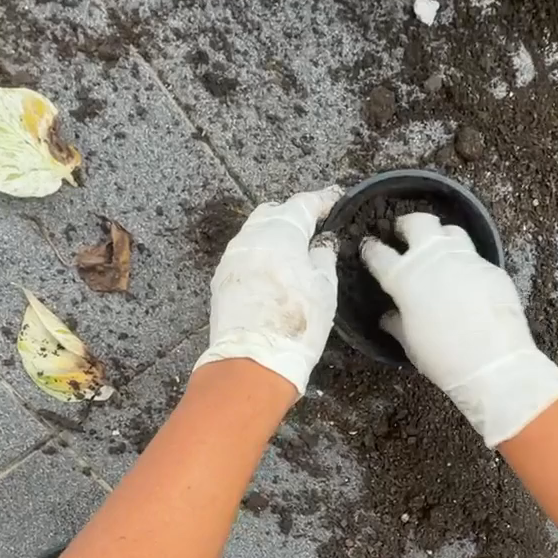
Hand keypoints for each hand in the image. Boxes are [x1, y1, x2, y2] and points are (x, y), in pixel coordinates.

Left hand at [196, 186, 342, 396]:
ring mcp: (232, 258)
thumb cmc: (297, 322)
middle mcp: (250, 238)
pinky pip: (245, 255)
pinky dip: (262, 254)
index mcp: (280, 233)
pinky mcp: (222, 279)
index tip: (335, 198)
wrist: (254, 359)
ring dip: (275, 235)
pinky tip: (274, 269)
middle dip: (293, 214)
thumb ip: (324, 256)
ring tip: (294, 247)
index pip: (302, 204)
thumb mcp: (325, 287)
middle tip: (313, 224)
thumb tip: (322, 241)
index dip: (322, 200)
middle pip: (273, 213)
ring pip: (255, 233)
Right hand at [362, 213, 557, 446]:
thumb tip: (389, 316)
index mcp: (404, 278)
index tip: (369, 247)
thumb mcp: (411, 343)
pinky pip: (474, 255)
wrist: (492, 362)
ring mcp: (465, 259)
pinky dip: (465, 261)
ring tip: (438, 247)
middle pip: (417, 222)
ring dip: (441, 235)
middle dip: (407, 224)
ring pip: (450, 230)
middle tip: (404, 233)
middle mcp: (433, 259)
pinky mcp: (490, 267)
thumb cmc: (443, 357)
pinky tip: (466, 276)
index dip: (371, 249)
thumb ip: (397, 323)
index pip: (378, 253)